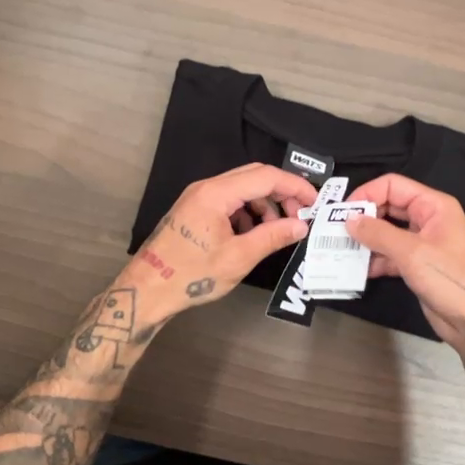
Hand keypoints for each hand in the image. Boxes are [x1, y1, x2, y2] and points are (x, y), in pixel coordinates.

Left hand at [118, 163, 316, 321]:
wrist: (148, 289)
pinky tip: (253, 234)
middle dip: (281, 193)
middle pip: (254, 176)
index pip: (265, 176)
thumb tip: (301, 226)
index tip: (315, 203)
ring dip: (264, 203)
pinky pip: (228, 200)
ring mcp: (198, 197)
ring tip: (276, 230)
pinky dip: (247, 211)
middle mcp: (206, 187)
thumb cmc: (192, 275)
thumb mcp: (239, 258)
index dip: (295, 187)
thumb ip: (273, 237)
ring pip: (241, 188)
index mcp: (216, 193)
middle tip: (300, 216)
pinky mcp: (194, 209)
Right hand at [344, 174, 464, 355]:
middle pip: (389, 207)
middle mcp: (429, 219)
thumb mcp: (412, 253)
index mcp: (434, 206)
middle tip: (337, 231)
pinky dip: (375, 260)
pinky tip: (357, 269)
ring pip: (387, 233)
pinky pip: (390, 255)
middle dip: (364, 218)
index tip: (343, 212)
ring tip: (342, 250)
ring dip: (366, 241)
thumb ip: (378, 233)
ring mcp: (423, 243)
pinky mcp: (418, 265)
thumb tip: (349, 220)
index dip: (367, 193)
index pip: (393, 186)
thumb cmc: (450, 279)